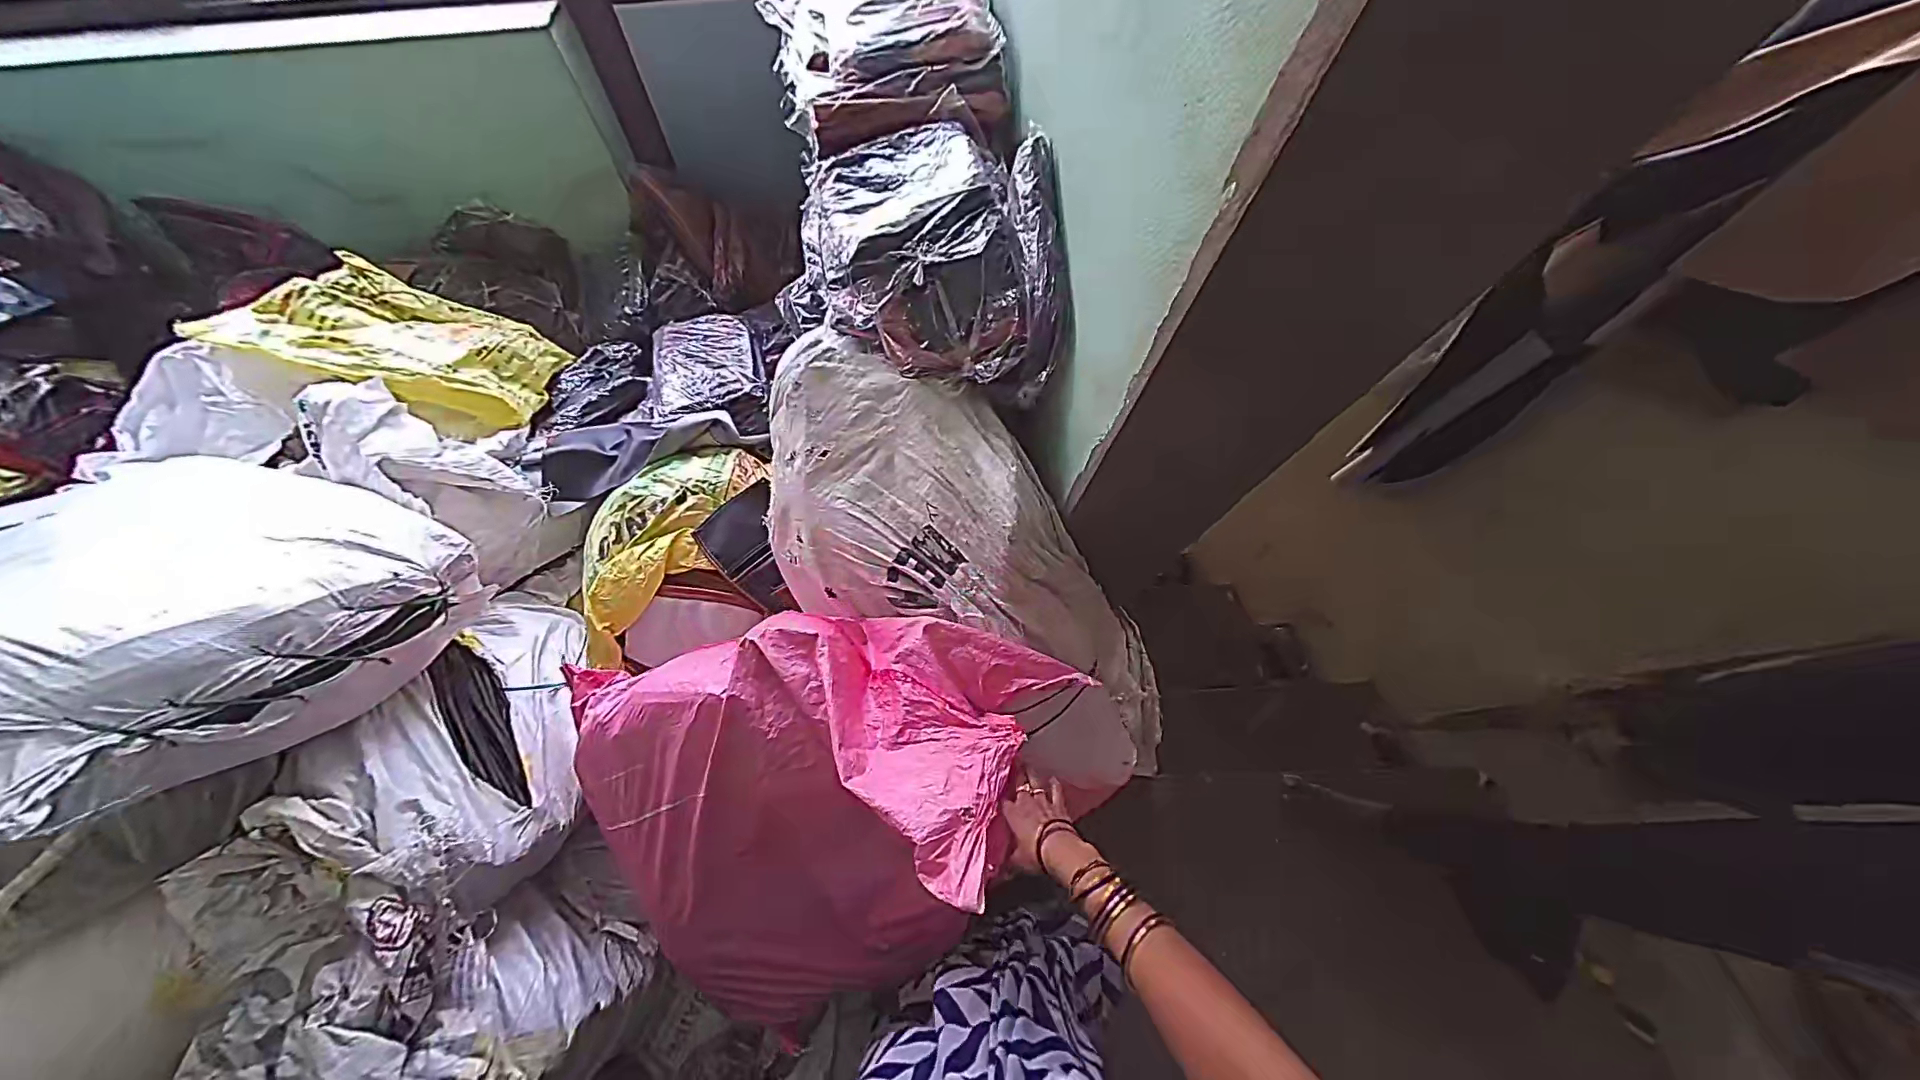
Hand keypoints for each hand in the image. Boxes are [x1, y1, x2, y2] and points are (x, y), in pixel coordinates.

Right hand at [1001, 768, 1072, 874]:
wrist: (1059, 848)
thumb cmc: (1034, 855)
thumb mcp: (1016, 862)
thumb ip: (1006, 864)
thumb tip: (995, 875)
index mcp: (1012, 814)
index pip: (1003, 801)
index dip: (999, 794)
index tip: (996, 787)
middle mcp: (1026, 803)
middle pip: (1018, 783)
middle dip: (1015, 773)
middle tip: (1012, 762)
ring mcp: (1043, 801)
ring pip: (1035, 782)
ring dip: (1031, 773)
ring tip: (1027, 764)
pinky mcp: (1058, 804)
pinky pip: (1055, 790)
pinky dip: (1054, 784)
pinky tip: (1053, 778)